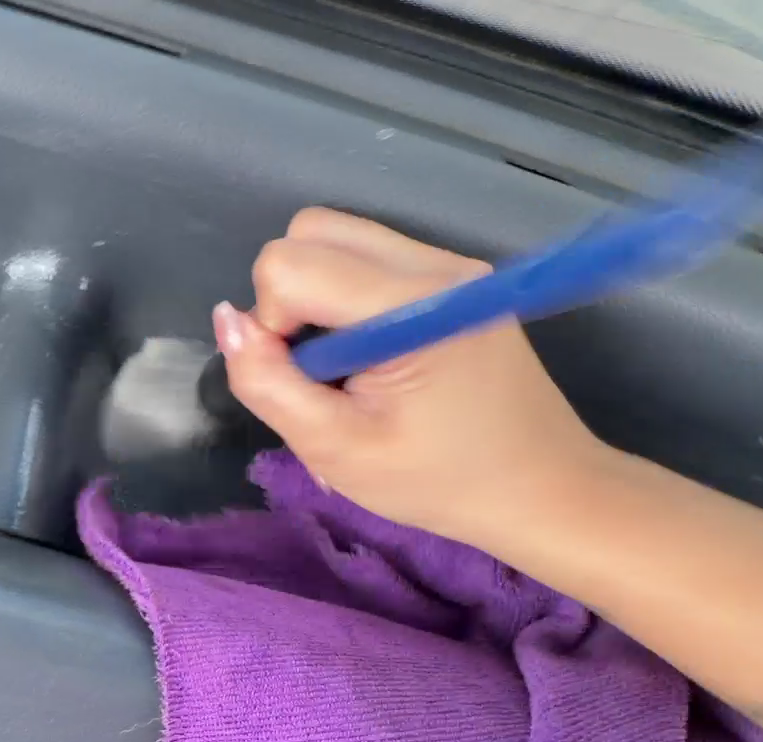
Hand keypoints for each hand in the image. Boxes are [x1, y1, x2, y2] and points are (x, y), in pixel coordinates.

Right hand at [215, 207, 612, 546]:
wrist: (537, 488)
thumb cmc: (433, 479)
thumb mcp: (331, 447)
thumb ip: (266, 382)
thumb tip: (225, 322)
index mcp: (410, 304)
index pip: (288, 265)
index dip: (270, 325)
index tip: (301, 381)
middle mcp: (433, 263)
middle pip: (308, 232)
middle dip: (284, 298)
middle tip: (314, 368)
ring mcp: (447, 264)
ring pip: (331, 238)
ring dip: (308, 298)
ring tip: (339, 365)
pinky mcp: (448, 277)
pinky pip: (360, 259)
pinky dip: (335, 300)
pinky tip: (361, 356)